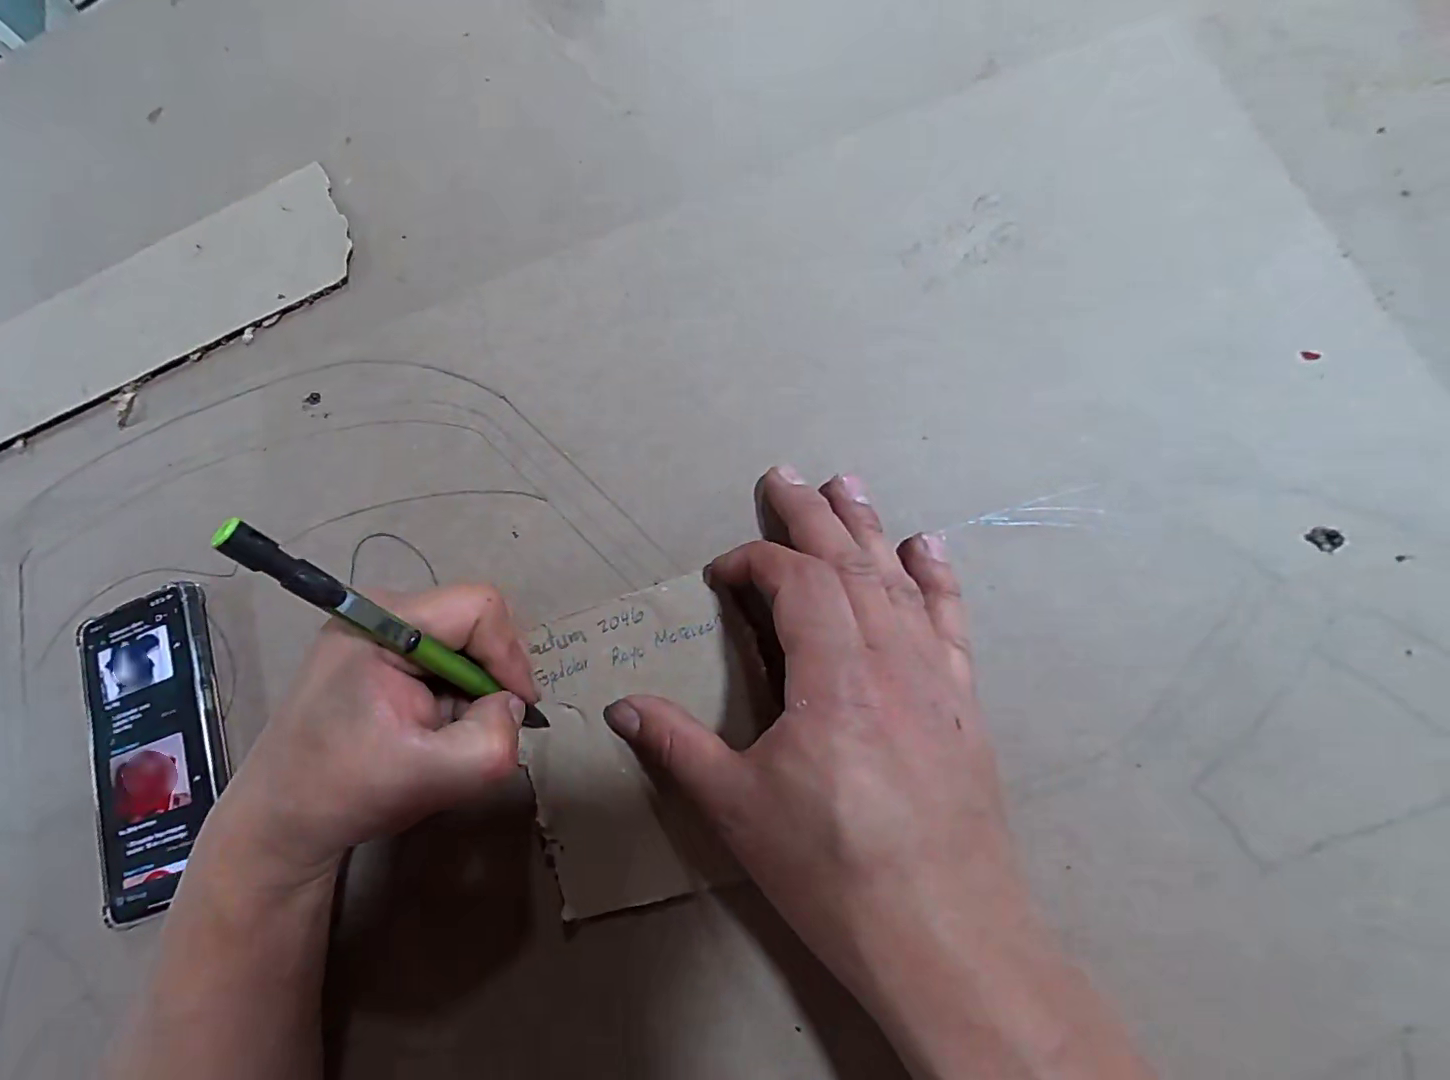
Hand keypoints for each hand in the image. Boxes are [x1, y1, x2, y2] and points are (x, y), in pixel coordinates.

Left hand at [205, 585, 540, 889]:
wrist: (280, 817)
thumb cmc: (345, 790)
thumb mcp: (429, 775)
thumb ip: (491, 742)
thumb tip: (512, 706)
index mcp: (384, 622)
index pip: (478, 607)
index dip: (509, 654)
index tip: (518, 707)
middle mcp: (379, 612)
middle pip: (470, 622)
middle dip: (489, 677)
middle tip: (486, 727)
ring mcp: (374, 632)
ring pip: (459, 644)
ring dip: (470, 692)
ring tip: (446, 739)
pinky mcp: (375, 655)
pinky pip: (438, 662)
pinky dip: (451, 697)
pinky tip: (427, 733)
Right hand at [604, 469, 1151, 1077]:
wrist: (951, 945)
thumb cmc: (831, 870)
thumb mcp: (734, 806)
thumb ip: (674, 744)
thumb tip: (618, 707)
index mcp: (833, 682)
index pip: (797, 585)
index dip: (755, 564)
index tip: (719, 576)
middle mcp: (891, 666)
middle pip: (848, 566)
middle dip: (810, 516)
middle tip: (784, 475)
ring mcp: (935, 684)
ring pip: (899, 584)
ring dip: (869, 529)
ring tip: (849, 485)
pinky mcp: (963, 709)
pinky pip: (950, 625)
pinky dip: (937, 579)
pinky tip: (929, 548)